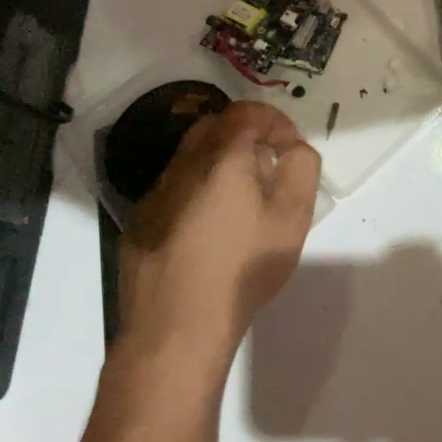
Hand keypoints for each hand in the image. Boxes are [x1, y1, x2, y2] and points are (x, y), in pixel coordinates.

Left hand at [118, 101, 319, 368]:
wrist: (176, 329)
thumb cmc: (243, 269)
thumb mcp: (293, 217)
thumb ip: (301, 168)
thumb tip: (292, 147)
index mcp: (221, 159)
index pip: (246, 112)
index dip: (273, 120)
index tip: (289, 147)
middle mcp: (182, 167)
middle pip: (213, 127)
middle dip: (245, 136)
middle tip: (268, 168)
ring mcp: (155, 196)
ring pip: (189, 159)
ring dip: (219, 164)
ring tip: (241, 202)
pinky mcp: (140, 225)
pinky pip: (173, 190)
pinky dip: (196, 192)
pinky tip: (209, 231)